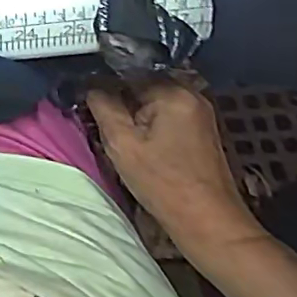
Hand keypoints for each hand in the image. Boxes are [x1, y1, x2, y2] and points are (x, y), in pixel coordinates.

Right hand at [86, 78, 261, 252]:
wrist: (212, 228)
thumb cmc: (164, 184)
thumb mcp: (120, 141)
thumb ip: (101, 103)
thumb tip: (90, 83)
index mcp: (173, 92)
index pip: (125, 69)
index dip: (101, 80)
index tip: (85, 94)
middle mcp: (190, 94)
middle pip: (138, 81)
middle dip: (117, 94)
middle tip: (98, 113)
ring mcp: (198, 112)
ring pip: (149, 97)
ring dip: (130, 107)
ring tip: (115, 126)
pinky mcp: (199, 128)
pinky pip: (162, 110)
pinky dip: (145, 118)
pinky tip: (134, 136)